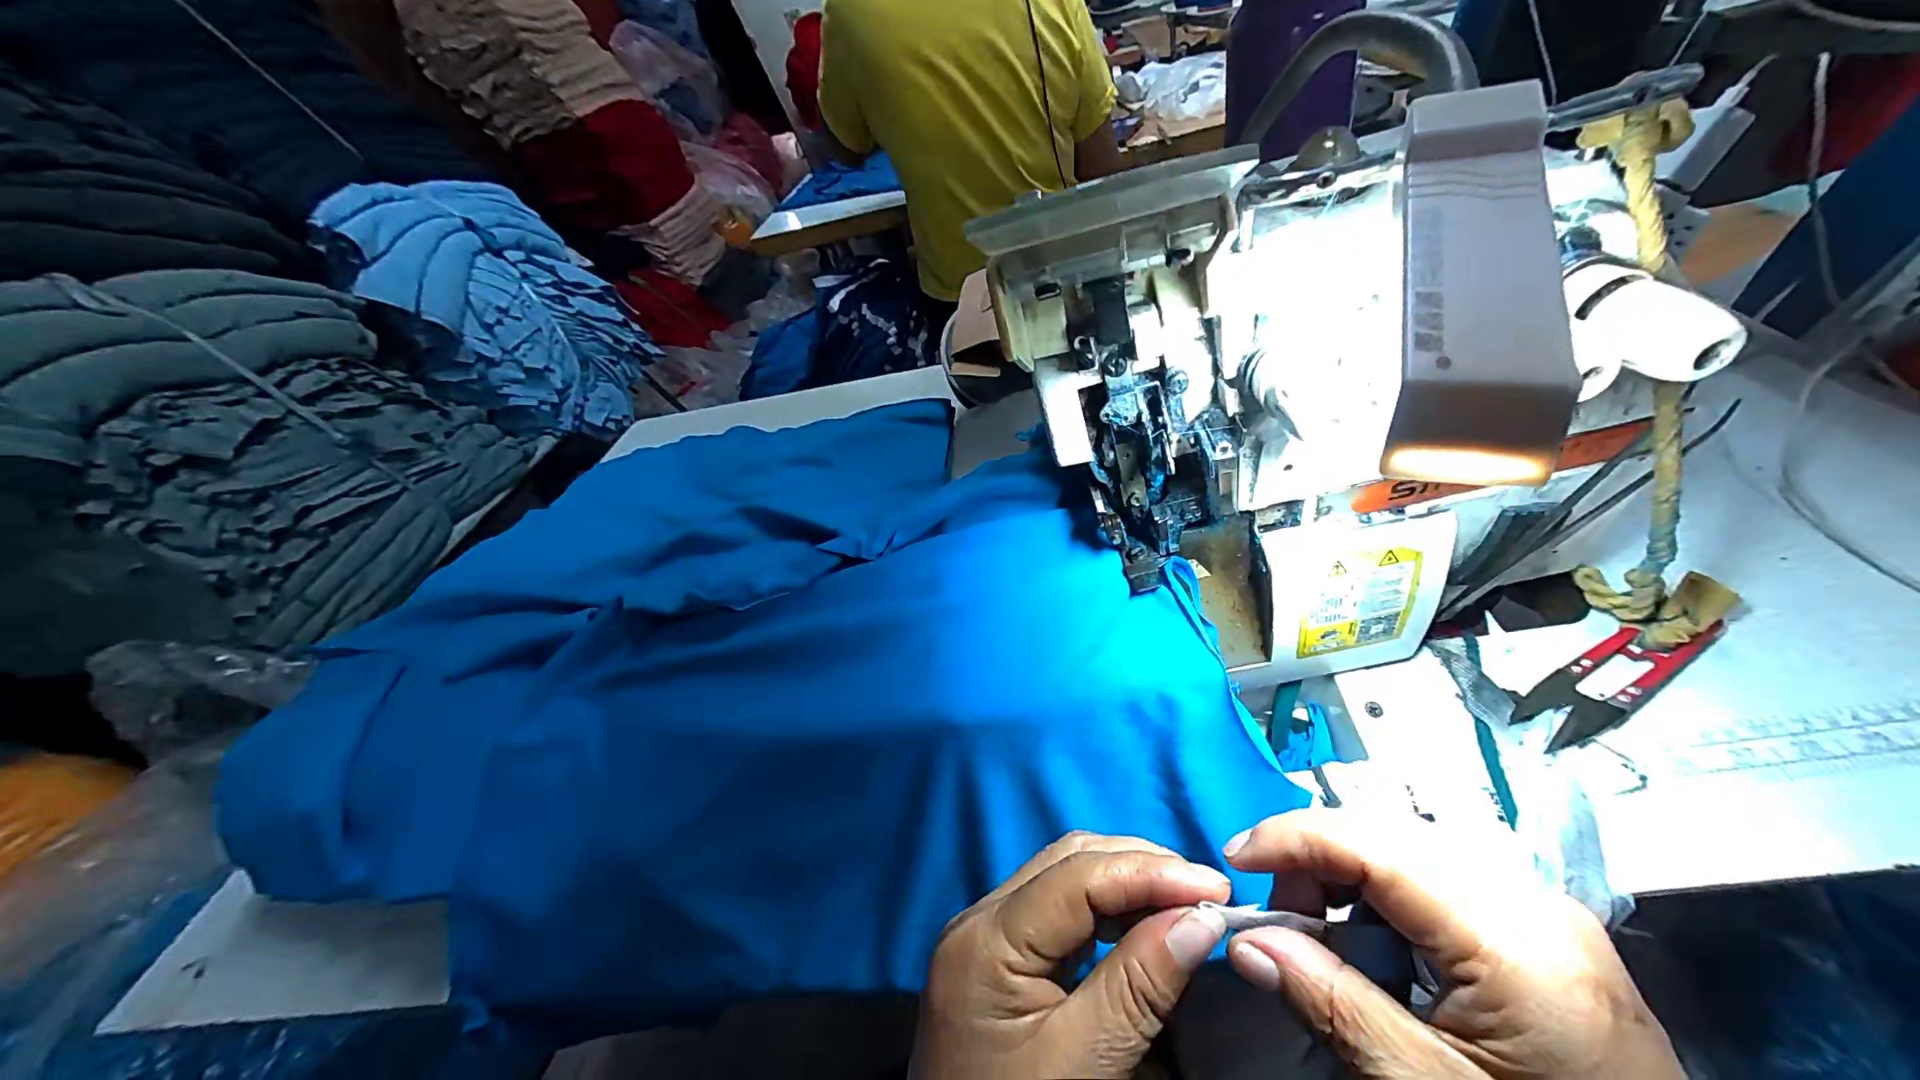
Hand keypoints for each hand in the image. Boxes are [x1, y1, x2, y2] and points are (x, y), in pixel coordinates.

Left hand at [910, 831, 1233, 1078]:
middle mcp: (980, 918)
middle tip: (1207, 894)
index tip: (1216, 888)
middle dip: (1140, 867)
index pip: (1076, 876)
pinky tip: (1143, 924)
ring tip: (1184, 904)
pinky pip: (1059, 908)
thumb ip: (1138, 986)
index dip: (1150, 872)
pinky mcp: (1000, 955)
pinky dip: (1107, 907)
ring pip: (1065, 876)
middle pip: (1068, 862)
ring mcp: (987, 934)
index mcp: (986, 938)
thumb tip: (1198, 919)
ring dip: (1127, 881)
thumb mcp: (1082, 1062)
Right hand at [1221, 809, 1681, 1079]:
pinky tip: (1371, 938)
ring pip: (1409, 845)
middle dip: (1317, 859)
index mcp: (1517, 944)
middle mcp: (1536, 904)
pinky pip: (1438, 874)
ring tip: (1319, 928)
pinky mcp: (1544, 924)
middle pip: (1390, 834)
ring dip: (1346, 871)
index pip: (1378, 847)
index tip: (1234, 859)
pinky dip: (1383, 890)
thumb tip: (1245, 942)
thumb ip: (1333, 1005)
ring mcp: (1546, 910)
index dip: (1294, 838)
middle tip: (1279, 915)